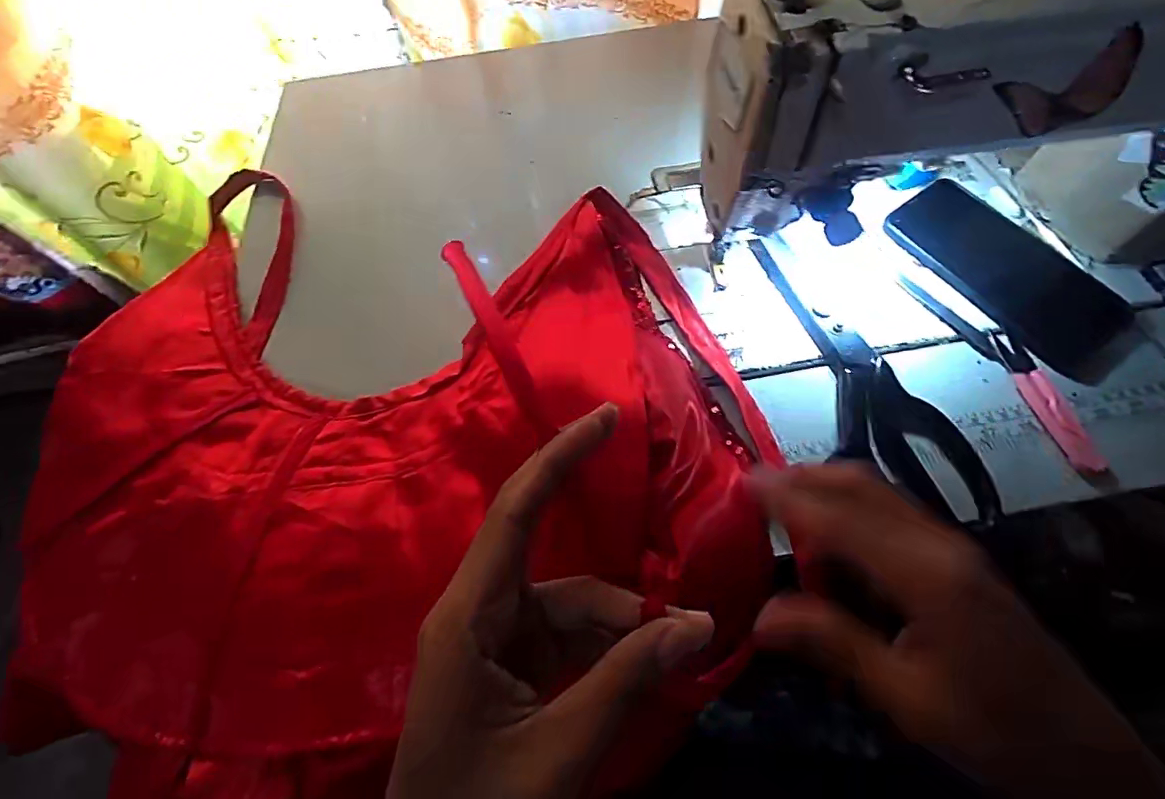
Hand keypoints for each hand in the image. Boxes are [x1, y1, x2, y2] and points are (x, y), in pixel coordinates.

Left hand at [388, 404, 714, 798]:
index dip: (560, 455)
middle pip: (556, 560)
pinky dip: (610, 648)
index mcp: (469, 614)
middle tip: (665, 532)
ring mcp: (495, 638)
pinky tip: (649, 665)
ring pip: (572, 606)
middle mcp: (479, 610)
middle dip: (614, 563)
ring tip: (678, 650)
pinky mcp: (510, 665)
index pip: (516, 510)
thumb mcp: (558, 747)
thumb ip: (626, 679)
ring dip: (624, 627)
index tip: (605, 417)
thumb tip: (696, 624)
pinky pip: (569, 637)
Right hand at [752, 464, 1164, 798]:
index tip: (745, 481)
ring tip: (784, 504)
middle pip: (862, 486)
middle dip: (805, 477)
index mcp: (925, 572)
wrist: (1084, 750)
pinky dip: (853, 509)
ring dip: (828, 489)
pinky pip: (895, 513)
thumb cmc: (994, 729)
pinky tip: (834, 537)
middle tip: (758, 485)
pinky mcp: (958, 556)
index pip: (840, 516)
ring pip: (879, 493)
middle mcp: (939, 542)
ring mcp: (952, 544)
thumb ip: (834, 644)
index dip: (788, 495)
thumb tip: (762, 617)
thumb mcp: (907, 698)